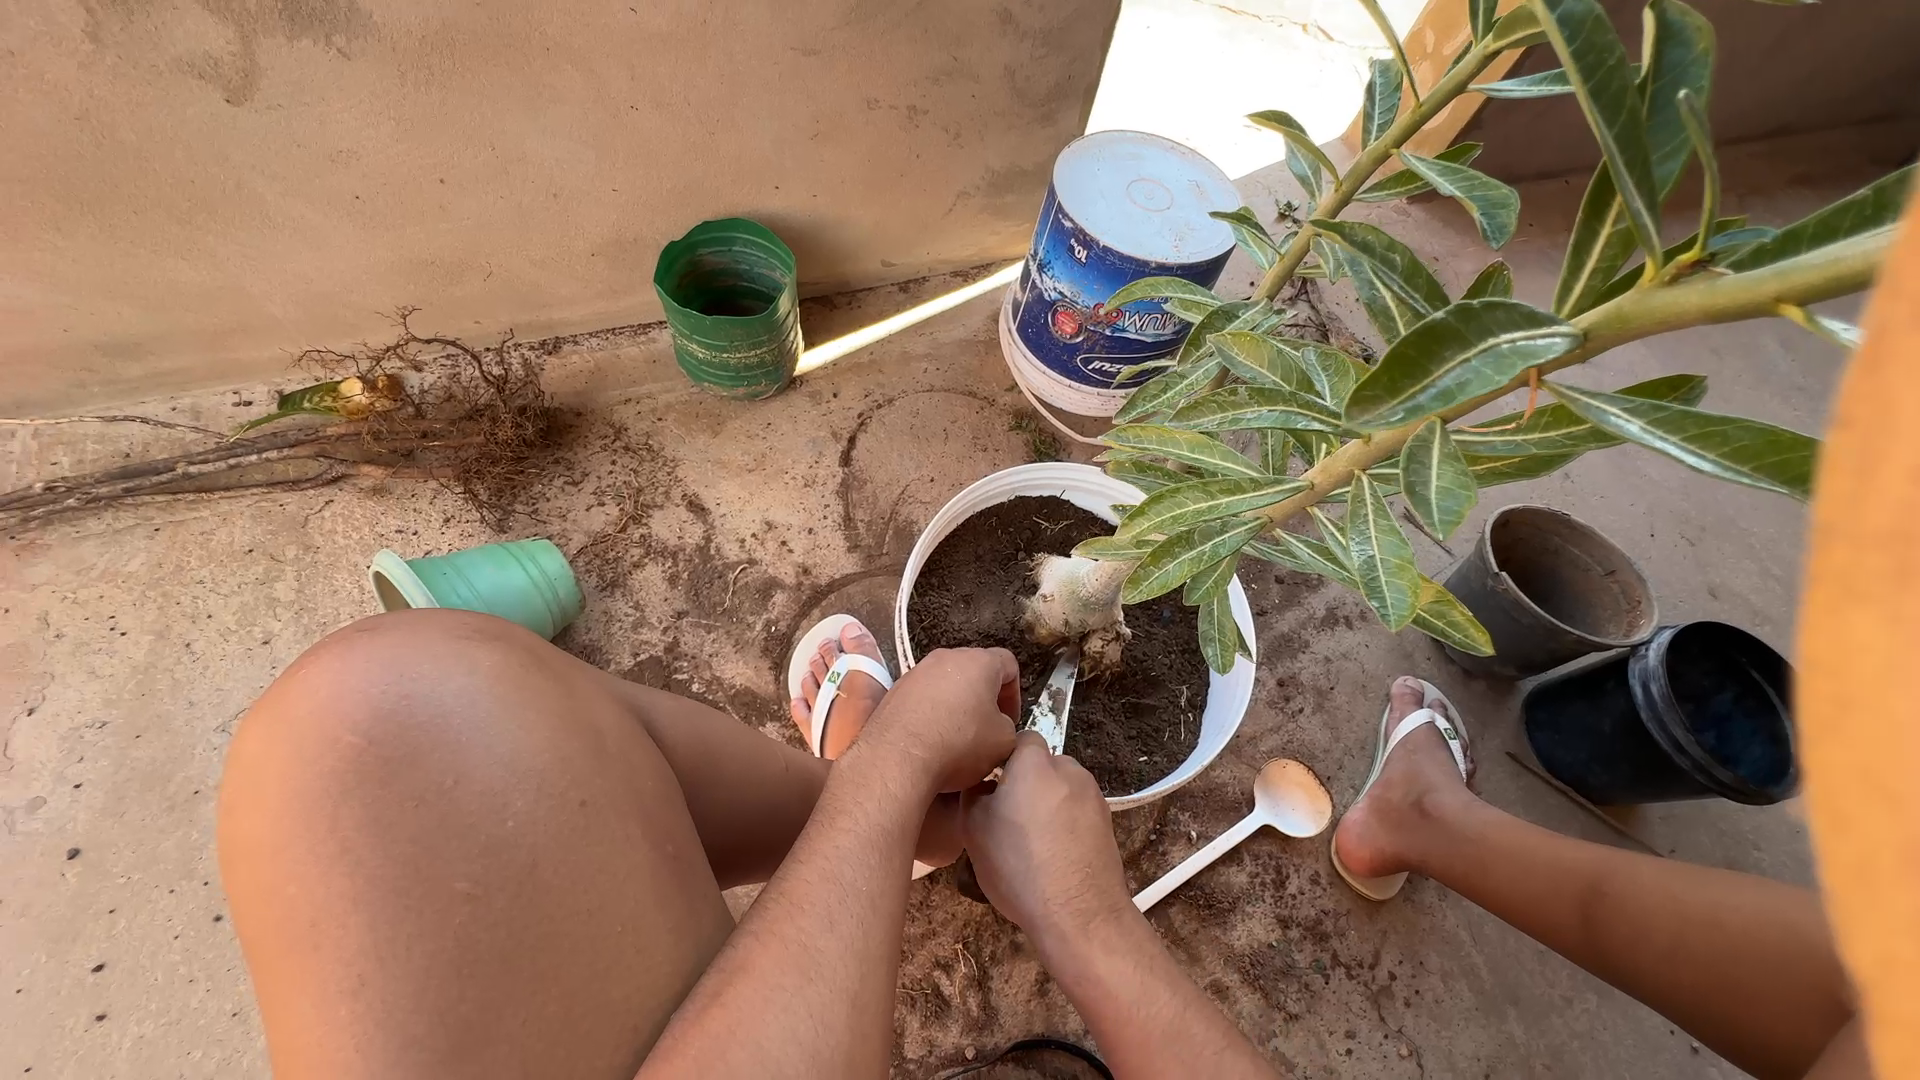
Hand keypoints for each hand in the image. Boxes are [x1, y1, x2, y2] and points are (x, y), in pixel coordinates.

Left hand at [860, 647, 1019, 792]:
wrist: (899, 758)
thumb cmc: (958, 744)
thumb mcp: (1004, 741)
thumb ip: (1009, 726)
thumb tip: (998, 726)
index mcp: (979, 662)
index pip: (1008, 664)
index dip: (1014, 693)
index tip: (1010, 719)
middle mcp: (946, 657)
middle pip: (974, 671)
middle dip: (984, 698)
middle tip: (987, 728)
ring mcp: (917, 672)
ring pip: (946, 684)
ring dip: (956, 706)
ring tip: (957, 738)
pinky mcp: (896, 691)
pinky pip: (922, 698)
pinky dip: (931, 714)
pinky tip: (932, 741)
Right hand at [959, 732, 1130, 939]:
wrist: (1079, 915)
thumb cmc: (1018, 866)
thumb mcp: (973, 829)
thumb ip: (973, 792)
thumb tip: (981, 782)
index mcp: (1035, 762)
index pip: (1020, 738)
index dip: (1004, 758)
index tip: (991, 785)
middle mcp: (1069, 769)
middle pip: (1043, 765)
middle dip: (1027, 784)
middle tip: (1008, 818)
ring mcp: (1093, 796)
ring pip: (1061, 790)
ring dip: (1048, 805)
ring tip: (1033, 843)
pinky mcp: (1108, 823)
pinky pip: (1078, 813)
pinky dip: (1066, 826)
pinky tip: (1054, 857)